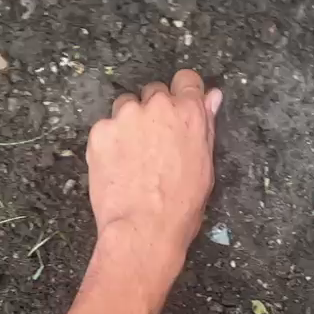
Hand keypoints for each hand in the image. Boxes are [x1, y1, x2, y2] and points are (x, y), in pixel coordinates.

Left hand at [85, 69, 221, 284]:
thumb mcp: (204, 170)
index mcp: (189, 114)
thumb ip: (206, 128)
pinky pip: (105, 129)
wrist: (142, 232)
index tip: (176, 111)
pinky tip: (116, 170)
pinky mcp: (101, 133)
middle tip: (152, 150)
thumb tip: (212, 99)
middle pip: (154, 93)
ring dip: (128, 126)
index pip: (186, 81)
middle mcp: (157, 107)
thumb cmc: (178, 211)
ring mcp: (126, 117)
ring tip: (132, 162)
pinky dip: (108, 145)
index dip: (181, 96)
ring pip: (126, 108)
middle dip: (153, 115)